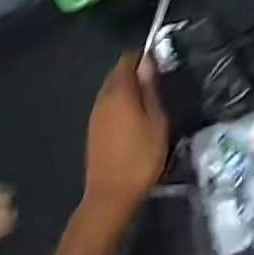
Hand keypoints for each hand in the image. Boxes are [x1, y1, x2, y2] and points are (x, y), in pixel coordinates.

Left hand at [83, 53, 168, 213]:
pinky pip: (108, 105)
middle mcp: (103, 98)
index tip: (160, 67)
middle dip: (136, 73)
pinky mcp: (93, 130)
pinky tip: (134, 120)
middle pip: (118, 73)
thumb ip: (151, 89)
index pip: (127, 59)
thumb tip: (147, 62)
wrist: (110, 196)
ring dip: (128, 90)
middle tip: (157, 86)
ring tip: (149, 103)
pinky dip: (121, 104)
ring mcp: (95, 114)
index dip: (144, 58)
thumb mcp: (156, 120)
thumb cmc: (140, 157)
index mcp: (119, 91)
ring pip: (112, 90)